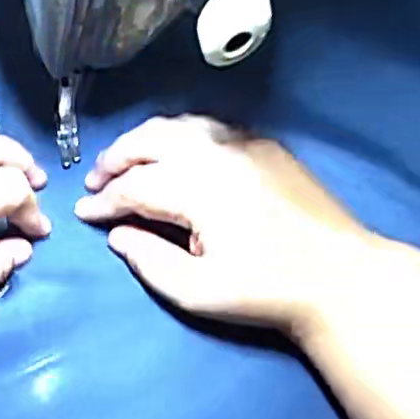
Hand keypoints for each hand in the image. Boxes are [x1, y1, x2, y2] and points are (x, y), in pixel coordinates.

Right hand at [75, 115, 385, 339]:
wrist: (336, 277)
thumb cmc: (263, 292)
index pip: (136, 185)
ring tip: (127, 163)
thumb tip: (119, 236)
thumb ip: (149, 261)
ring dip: (146, 142)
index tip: (83, 213)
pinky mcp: (267, 148)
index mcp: (200, 188)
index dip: (105, 200)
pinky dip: (179, 137)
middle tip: (96, 181)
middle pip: (154, 139)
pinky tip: (174, 157)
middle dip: (118, 158)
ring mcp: (247, 144)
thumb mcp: (196, 291)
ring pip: (182, 126)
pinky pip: (211, 128)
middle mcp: (220, 152)